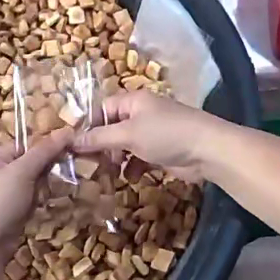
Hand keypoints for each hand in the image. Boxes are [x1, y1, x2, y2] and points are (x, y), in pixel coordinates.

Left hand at [0, 131, 70, 256]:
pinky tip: (43, 205)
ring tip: (53, 189)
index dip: (45, 146)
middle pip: (28, 163)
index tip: (69, 148)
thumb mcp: (21, 170)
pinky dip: (37, 201)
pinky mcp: (8, 212)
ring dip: (43, 187)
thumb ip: (44, 150)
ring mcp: (0, 194)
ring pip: (31, 183)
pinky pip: (28, 199)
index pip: (23, 144)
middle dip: (45, 169)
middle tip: (65, 170)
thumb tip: (67, 130)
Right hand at [72, 92, 223, 180]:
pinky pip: (139, 158)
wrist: (208, 150)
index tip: (76, 146)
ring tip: (108, 174)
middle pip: (113, 128)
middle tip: (91, 164)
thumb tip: (71, 141)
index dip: (89, 126)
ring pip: (125, 145)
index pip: (103, 109)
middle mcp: (142, 114)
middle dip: (102, 146)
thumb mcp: (128, 134)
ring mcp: (153, 133)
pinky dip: (133, 168)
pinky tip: (130, 178)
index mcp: (133, 101)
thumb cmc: (165, 134)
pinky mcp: (162, 151)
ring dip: (116, 159)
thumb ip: (99, 138)